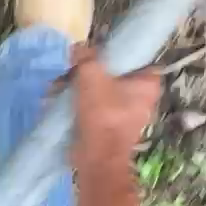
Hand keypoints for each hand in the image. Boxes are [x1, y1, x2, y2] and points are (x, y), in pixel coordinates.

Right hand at [69, 45, 160, 173]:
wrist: (97, 159)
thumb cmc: (103, 114)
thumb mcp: (91, 75)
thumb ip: (85, 56)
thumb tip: (78, 47)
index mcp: (148, 84)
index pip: (137, 58)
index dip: (118, 52)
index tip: (98, 51)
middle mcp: (141, 98)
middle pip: (113, 73)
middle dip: (87, 71)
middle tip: (69, 70)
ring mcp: (125, 114)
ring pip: (100, 90)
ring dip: (77, 87)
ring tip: (57, 88)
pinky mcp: (109, 126)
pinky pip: (93, 107)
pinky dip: (78, 103)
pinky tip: (57, 100)